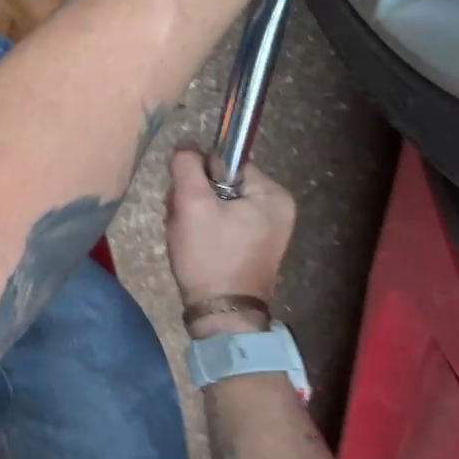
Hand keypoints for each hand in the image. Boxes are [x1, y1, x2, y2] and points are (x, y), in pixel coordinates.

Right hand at [165, 147, 295, 336]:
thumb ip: (187, 165)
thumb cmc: (210, 254)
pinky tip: (191, 244)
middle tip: (181, 218)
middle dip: (192, 197)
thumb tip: (186, 144)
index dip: (197, 175)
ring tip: (183, 234)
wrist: (220, 313)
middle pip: (218, 183)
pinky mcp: (251, 247)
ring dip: (191, 213)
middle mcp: (276, 209)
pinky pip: (219, 222)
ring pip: (214, 203)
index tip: (184, 197)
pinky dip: (200, 229)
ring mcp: (265, 230)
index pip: (225, 162)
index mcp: (273, 195)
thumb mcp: (192, 202)